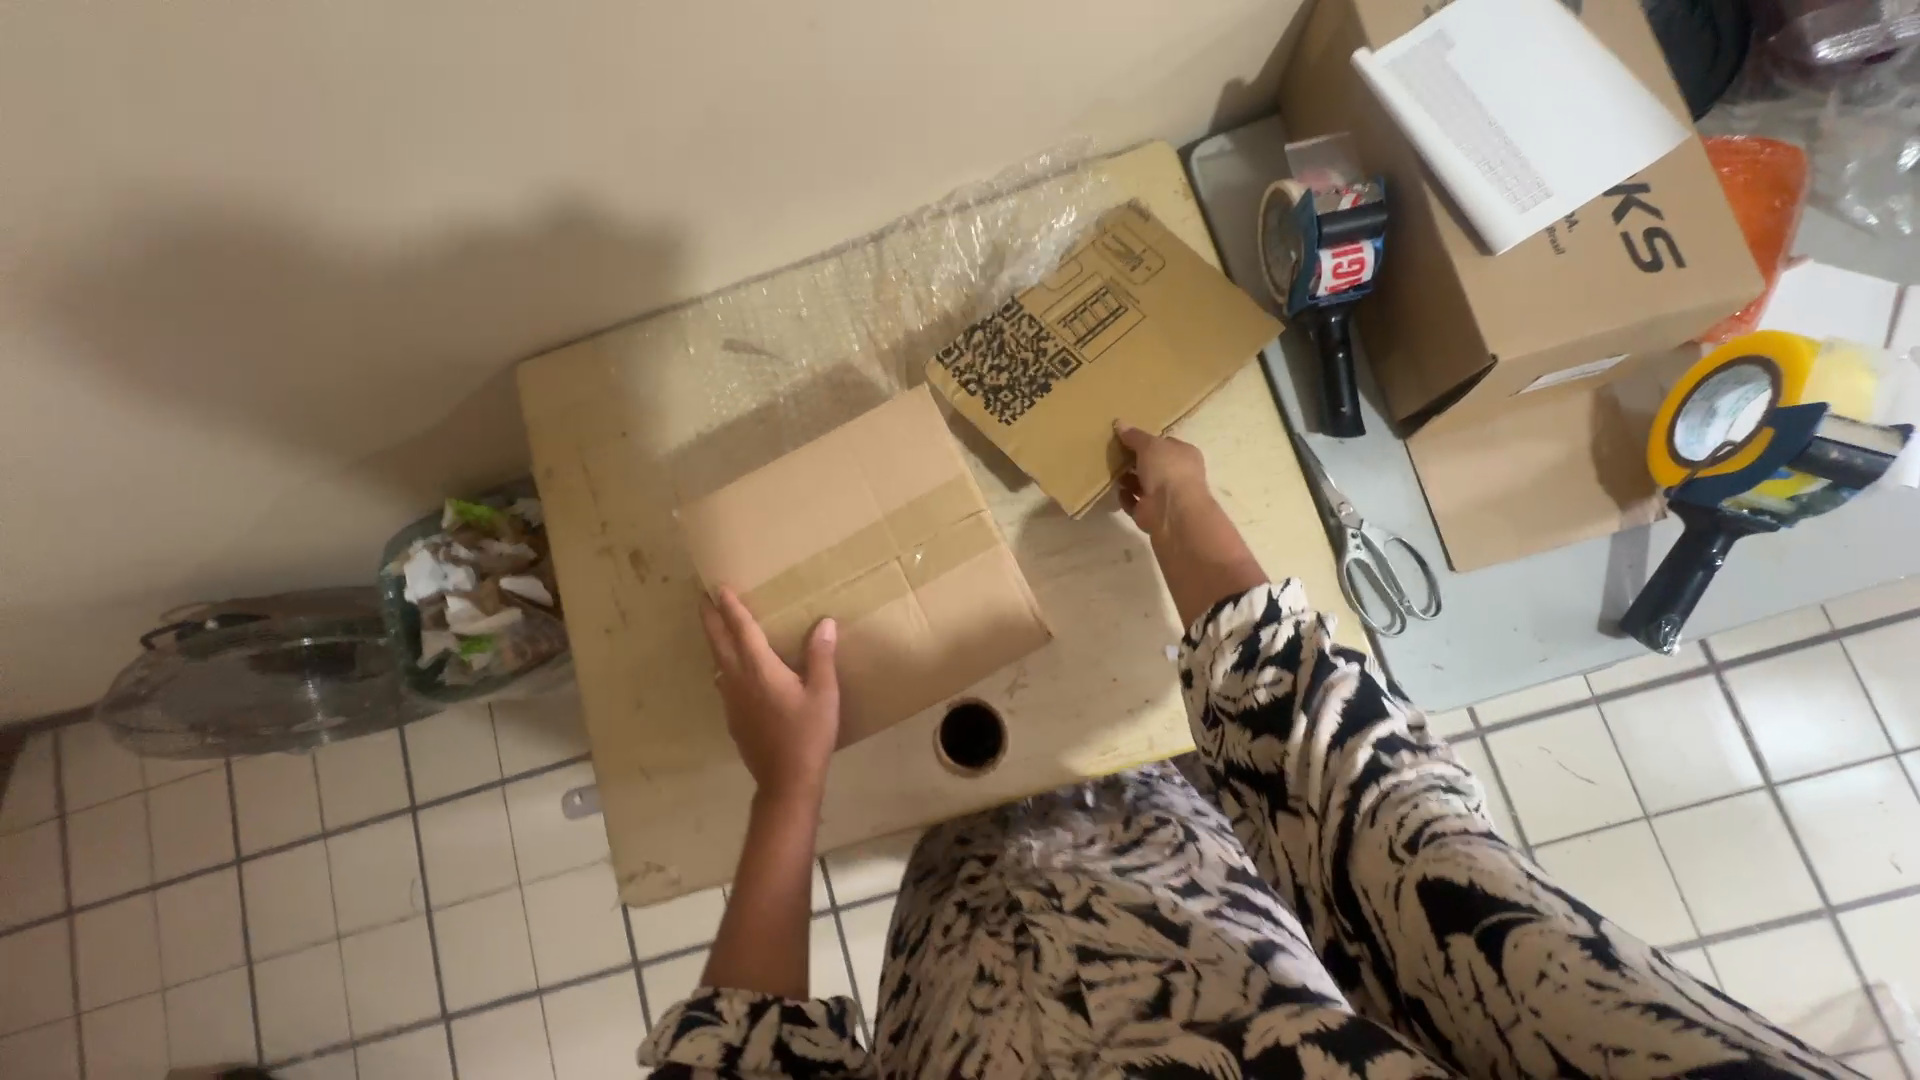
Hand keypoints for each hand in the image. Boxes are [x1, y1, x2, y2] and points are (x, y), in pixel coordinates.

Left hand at [699, 587, 840, 802]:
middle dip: (710, 618)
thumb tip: (824, 623)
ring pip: (717, 662)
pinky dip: (722, 665)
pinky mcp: (733, 718)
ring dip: (714, 641)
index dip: (731, 607)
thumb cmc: (808, 734)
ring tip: (714, 628)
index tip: (719, 587)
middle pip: (719, 642)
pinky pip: (723, 682)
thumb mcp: (824, 693)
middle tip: (702, 598)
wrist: (786, 780)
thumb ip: (821, 656)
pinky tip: (729, 672)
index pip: (741, 629)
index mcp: (760, 669)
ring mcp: (732, 701)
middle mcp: (739, 680)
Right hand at [1115, 421, 1210, 534]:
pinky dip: (1125, 497)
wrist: (1171, 510)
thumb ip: (1134, 436)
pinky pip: (1134, 503)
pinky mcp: (1151, 513)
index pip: (1165, 444)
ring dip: (1128, 479)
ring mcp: (1165, 496)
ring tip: (1111, 471)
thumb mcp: (1149, 445)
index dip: (1147, 441)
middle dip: (1135, 461)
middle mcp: (1177, 475)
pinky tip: (1117, 491)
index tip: (1126, 439)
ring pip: (1142, 484)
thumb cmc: (1167, 469)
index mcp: (1184, 455)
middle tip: (1114, 454)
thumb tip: (1119, 423)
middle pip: (1152, 465)